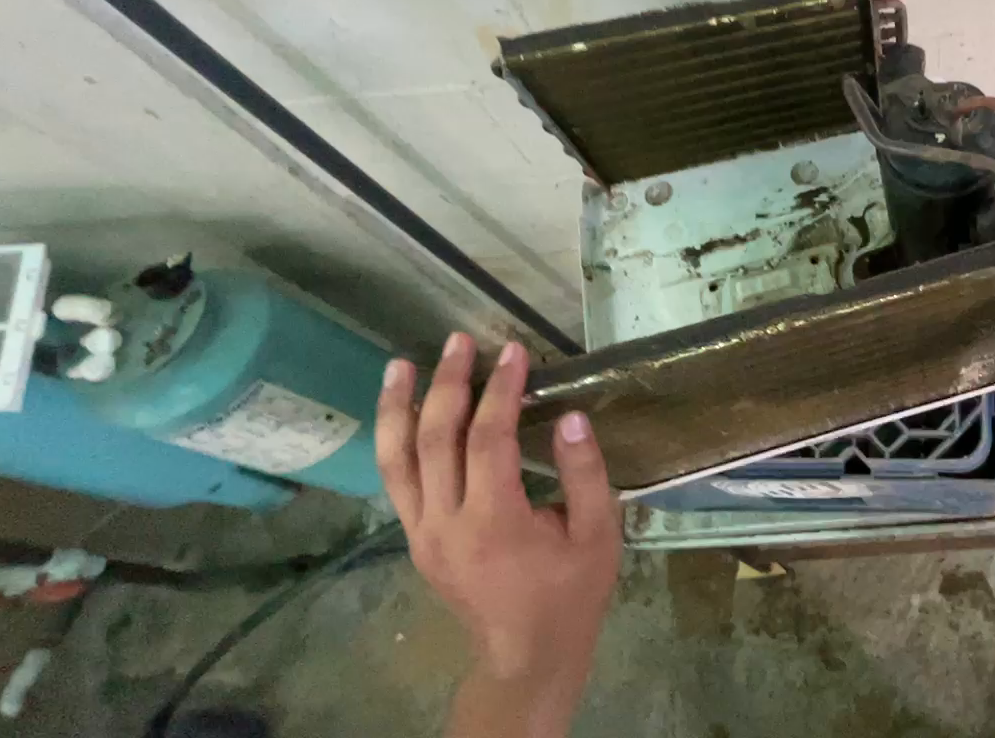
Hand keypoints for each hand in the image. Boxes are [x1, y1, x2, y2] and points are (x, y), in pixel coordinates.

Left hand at [376, 333, 620, 694]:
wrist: (526, 653)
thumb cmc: (572, 591)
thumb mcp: (598, 532)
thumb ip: (586, 473)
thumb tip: (571, 416)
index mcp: (494, 522)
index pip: (489, 439)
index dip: (502, 389)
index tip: (514, 350)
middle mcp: (445, 524)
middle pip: (434, 441)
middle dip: (448, 384)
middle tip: (461, 341)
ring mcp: (421, 534)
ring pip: (397, 462)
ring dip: (398, 409)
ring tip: (400, 365)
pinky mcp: (416, 540)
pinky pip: (397, 482)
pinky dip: (395, 441)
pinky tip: (401, 414)